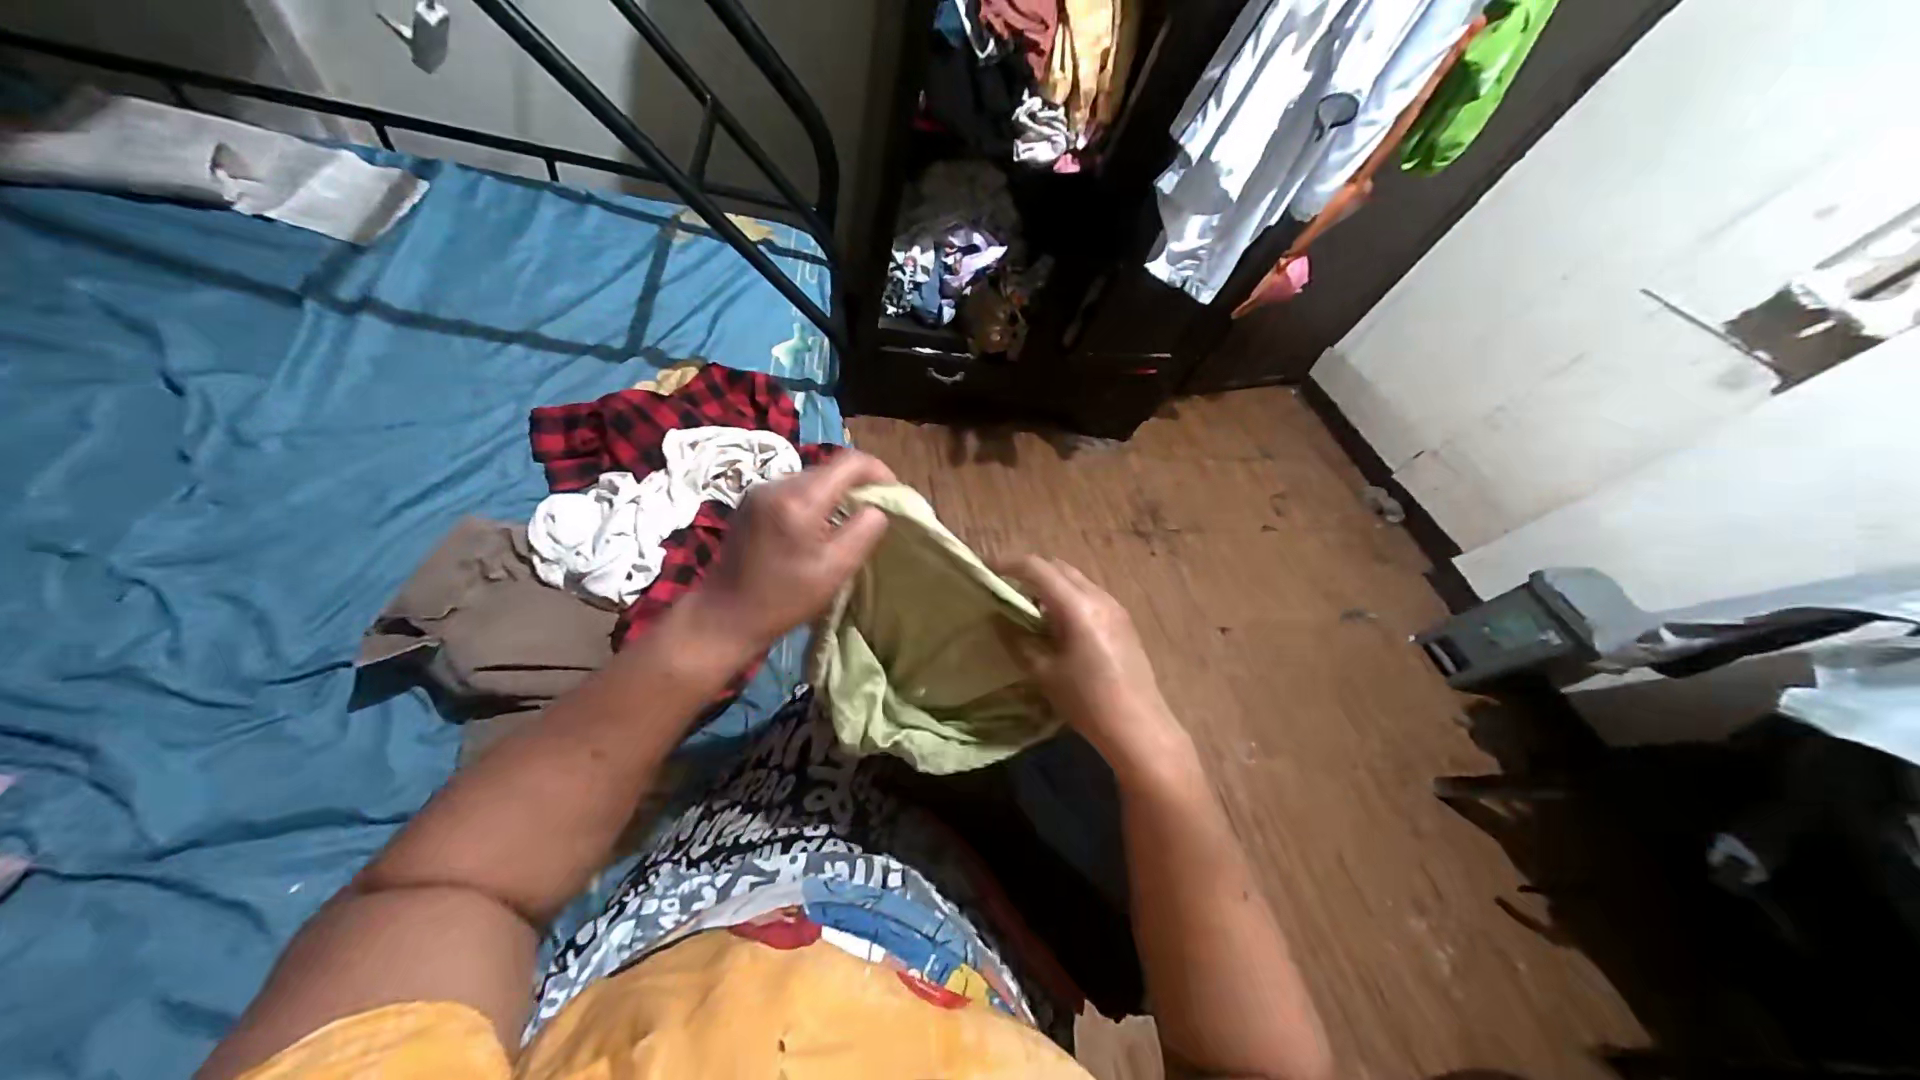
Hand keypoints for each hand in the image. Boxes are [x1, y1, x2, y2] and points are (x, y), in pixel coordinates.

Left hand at [688, 450, 894, 651]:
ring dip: (834, 494)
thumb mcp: (835, 569)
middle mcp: (776, 484)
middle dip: (856, 485)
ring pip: (811, 479)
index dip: (878, 471)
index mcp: (799, 499)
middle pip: (829, 469)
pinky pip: (792, 491)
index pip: (849, 462)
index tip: (893, 493)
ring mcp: (759, 492)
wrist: (725, 616)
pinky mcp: (750, 503)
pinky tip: (816, 529)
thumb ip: (863, 531)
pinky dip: (813, 502)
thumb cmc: (784, 598)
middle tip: (873, 514)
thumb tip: (877, 508)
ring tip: (847, 523)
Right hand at [999, 556, 1195, 782]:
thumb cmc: (1087, 701)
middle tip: (1004, 587)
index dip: (1008, 564)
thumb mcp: (1044, 672)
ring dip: (1049, 584)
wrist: (1138, 726)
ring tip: (1027, 607)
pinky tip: (1055, 623)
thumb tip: (1000, 619)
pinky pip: (1088, 594)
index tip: (986, 570)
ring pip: (1074, 579)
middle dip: (1028, 571)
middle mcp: (1098, 597)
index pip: (1037, 568)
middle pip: (1057, 567)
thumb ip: (1018, 640)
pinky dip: (1066, 597)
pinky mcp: (1122, 620)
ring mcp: (1114, 607)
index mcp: (1077, 606)